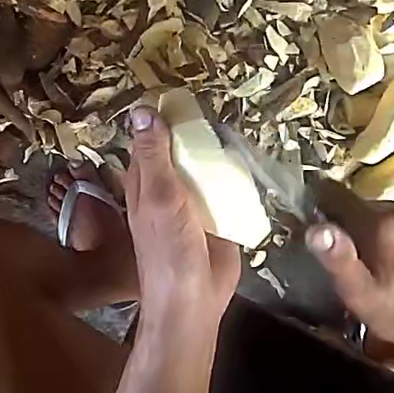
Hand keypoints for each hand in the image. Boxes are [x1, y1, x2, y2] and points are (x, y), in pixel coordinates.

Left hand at [121, 106, 241, 326]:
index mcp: (145, 181)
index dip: (164, 118)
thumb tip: (143, 111)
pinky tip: (250, 161)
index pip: (151, 139)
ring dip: (219, 153)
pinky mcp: (218, 216)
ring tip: (240, 126)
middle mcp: (168, 188)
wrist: (195, 298)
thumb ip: (154, 155)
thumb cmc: (168, 248)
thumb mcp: (159, 195)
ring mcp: (194, 203)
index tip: (185, 94)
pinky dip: (235, 177)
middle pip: (183, 151)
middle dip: (198, 133)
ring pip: (206, 168)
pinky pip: (227, 189)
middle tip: (221, 106)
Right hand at [304, 182, 393, 354]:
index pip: (333, 193)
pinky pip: (380, 223)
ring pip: (364, 213)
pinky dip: (367, 234)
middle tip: (316, 244)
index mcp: (379, 221)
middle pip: (349, 203)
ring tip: (337, 253)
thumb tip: (314, 229)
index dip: (311, 202)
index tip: (297, 217)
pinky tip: (364, 259)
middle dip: (329, 216)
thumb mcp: (360, 294)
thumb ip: (338, 259)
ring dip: (348, 226)